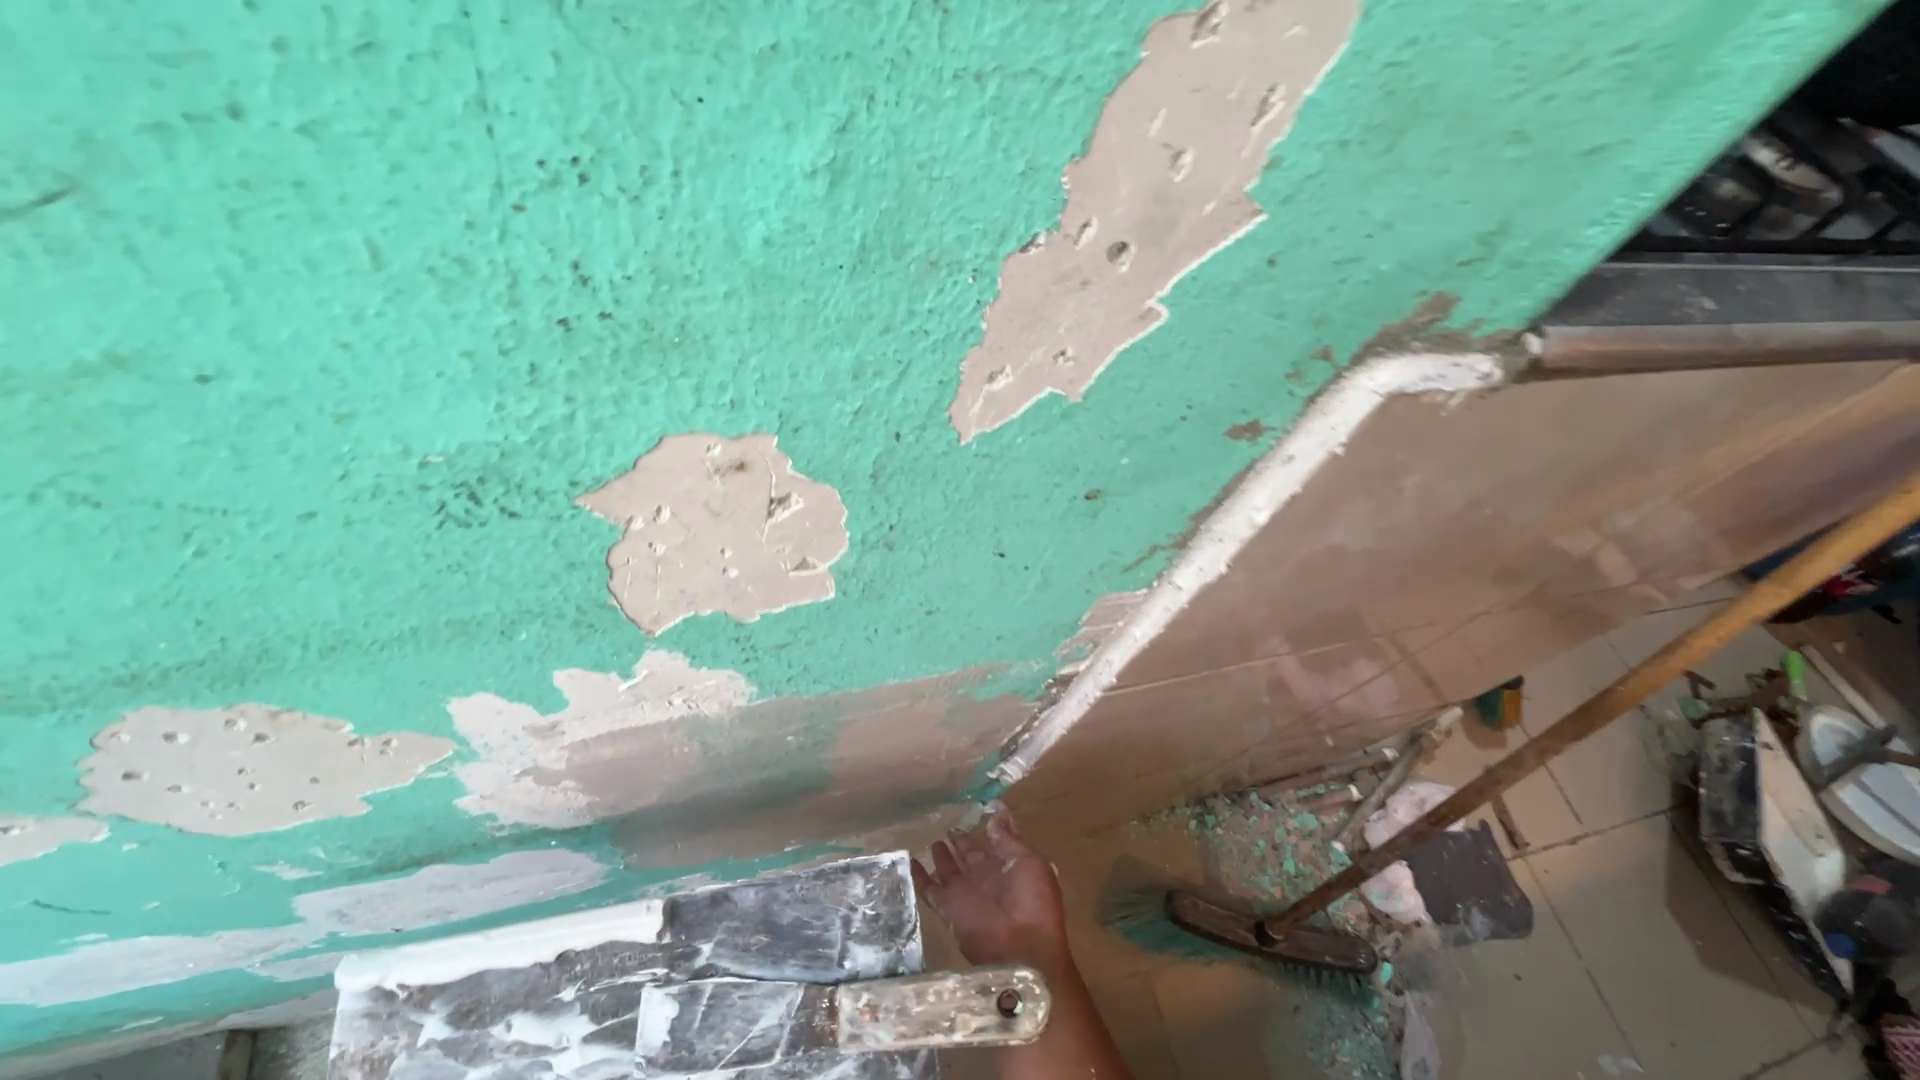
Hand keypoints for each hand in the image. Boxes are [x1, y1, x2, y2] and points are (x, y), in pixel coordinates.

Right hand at [913, 807, 1070, 971]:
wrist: (1020, 950)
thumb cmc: (1033, 903)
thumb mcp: (1029, 862)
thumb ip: (1009, 839)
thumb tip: (996, 814)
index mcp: (1010, 870)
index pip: (996, 846)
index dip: (989, 832)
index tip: (980, 814)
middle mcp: (987, 880)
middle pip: (971, 858)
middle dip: (962, 844)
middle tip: (949, 828)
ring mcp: (966, 895)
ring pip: (950, 871)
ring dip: (942, 858)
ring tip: (933, 842)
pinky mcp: (948, 908)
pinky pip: (929, 889)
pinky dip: (919, 876)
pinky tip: (910, 860)